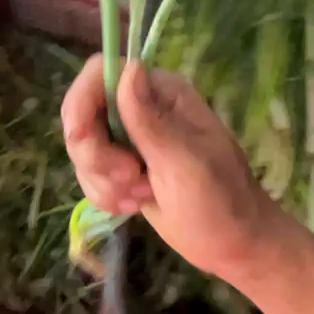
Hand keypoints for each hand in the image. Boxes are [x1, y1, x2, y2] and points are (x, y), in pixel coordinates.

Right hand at [61, 58, 289, 282]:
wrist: (233, 246)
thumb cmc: (222, 201)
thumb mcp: (186, 163)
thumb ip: (151, 120)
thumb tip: (129, 67)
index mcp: (161, 92)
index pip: (101, 73)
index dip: (81, 100)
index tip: (80, 138)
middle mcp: (139, 106)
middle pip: (82, 112)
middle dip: (96, 154)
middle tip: (130, 180)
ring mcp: (127, 137)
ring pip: (82, 147)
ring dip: (102, 179)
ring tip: (140, 196)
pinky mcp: (119, 166)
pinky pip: (87, 173)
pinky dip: (103, 194)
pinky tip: (133, 206)